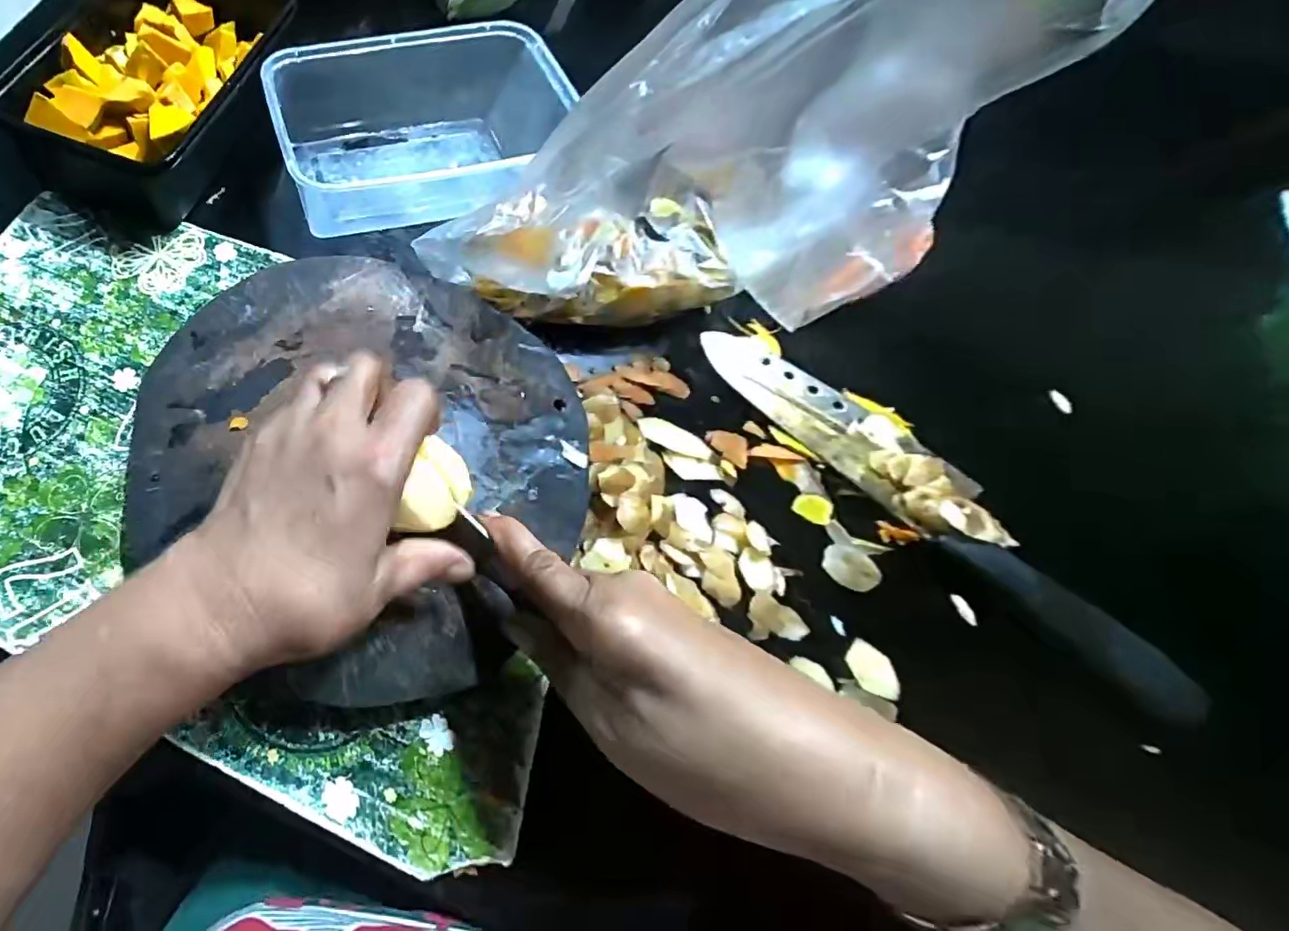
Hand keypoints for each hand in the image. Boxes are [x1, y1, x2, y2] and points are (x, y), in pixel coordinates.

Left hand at [178, 352, 474, 673]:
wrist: (222, 598)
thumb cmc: (309, 597)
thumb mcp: (375, 588)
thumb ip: (424, 562)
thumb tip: (467, 563)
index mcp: (376, 462)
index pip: (416, 394)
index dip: (425, 409)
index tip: (420, 440)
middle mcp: (335, 429)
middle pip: (367, 365)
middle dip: (382, 386)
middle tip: (379, 426)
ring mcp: (291, 426)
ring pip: (325, 373)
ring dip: (341, 390)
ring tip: (341, 429)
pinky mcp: (258, 434)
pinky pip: (292, 400)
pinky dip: (307, 410)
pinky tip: (303, 450)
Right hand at [485, 515, 1032, 923]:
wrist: (831, 770)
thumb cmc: (707, 755)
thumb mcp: (612, 724)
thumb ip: (557, 663)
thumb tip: (517, 618)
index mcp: (602, 604)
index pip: (531, 560)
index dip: (495, 539)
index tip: (458, 517)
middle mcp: (625, 583)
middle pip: (553, 578)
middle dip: (516, 590)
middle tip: (476, 617)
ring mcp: (655, 598)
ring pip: (581, 598)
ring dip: (551, 613)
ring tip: (527, 651)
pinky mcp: (675, 619)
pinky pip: (609, 612)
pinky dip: (584, 625)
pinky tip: (583, 660)